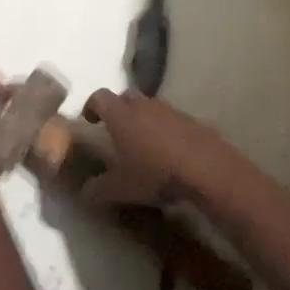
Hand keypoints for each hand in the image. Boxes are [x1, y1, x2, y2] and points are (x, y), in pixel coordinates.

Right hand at [79, 89, 237, 205]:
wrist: (206, 169)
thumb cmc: (155, 173)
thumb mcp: (121, 188)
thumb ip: (98, 190)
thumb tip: (84, 193)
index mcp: (120, 114)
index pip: (99, 97)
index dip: (91, 106)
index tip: (90, 121)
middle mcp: (143, 104)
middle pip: (125, 97)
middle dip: (118, 110)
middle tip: (116, 131)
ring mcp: (169, 109)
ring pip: (149, 106)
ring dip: (143, 119)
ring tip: (143, 143)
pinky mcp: (191, 119)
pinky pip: (171, 119)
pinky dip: (165, 129)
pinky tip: (169, 151)